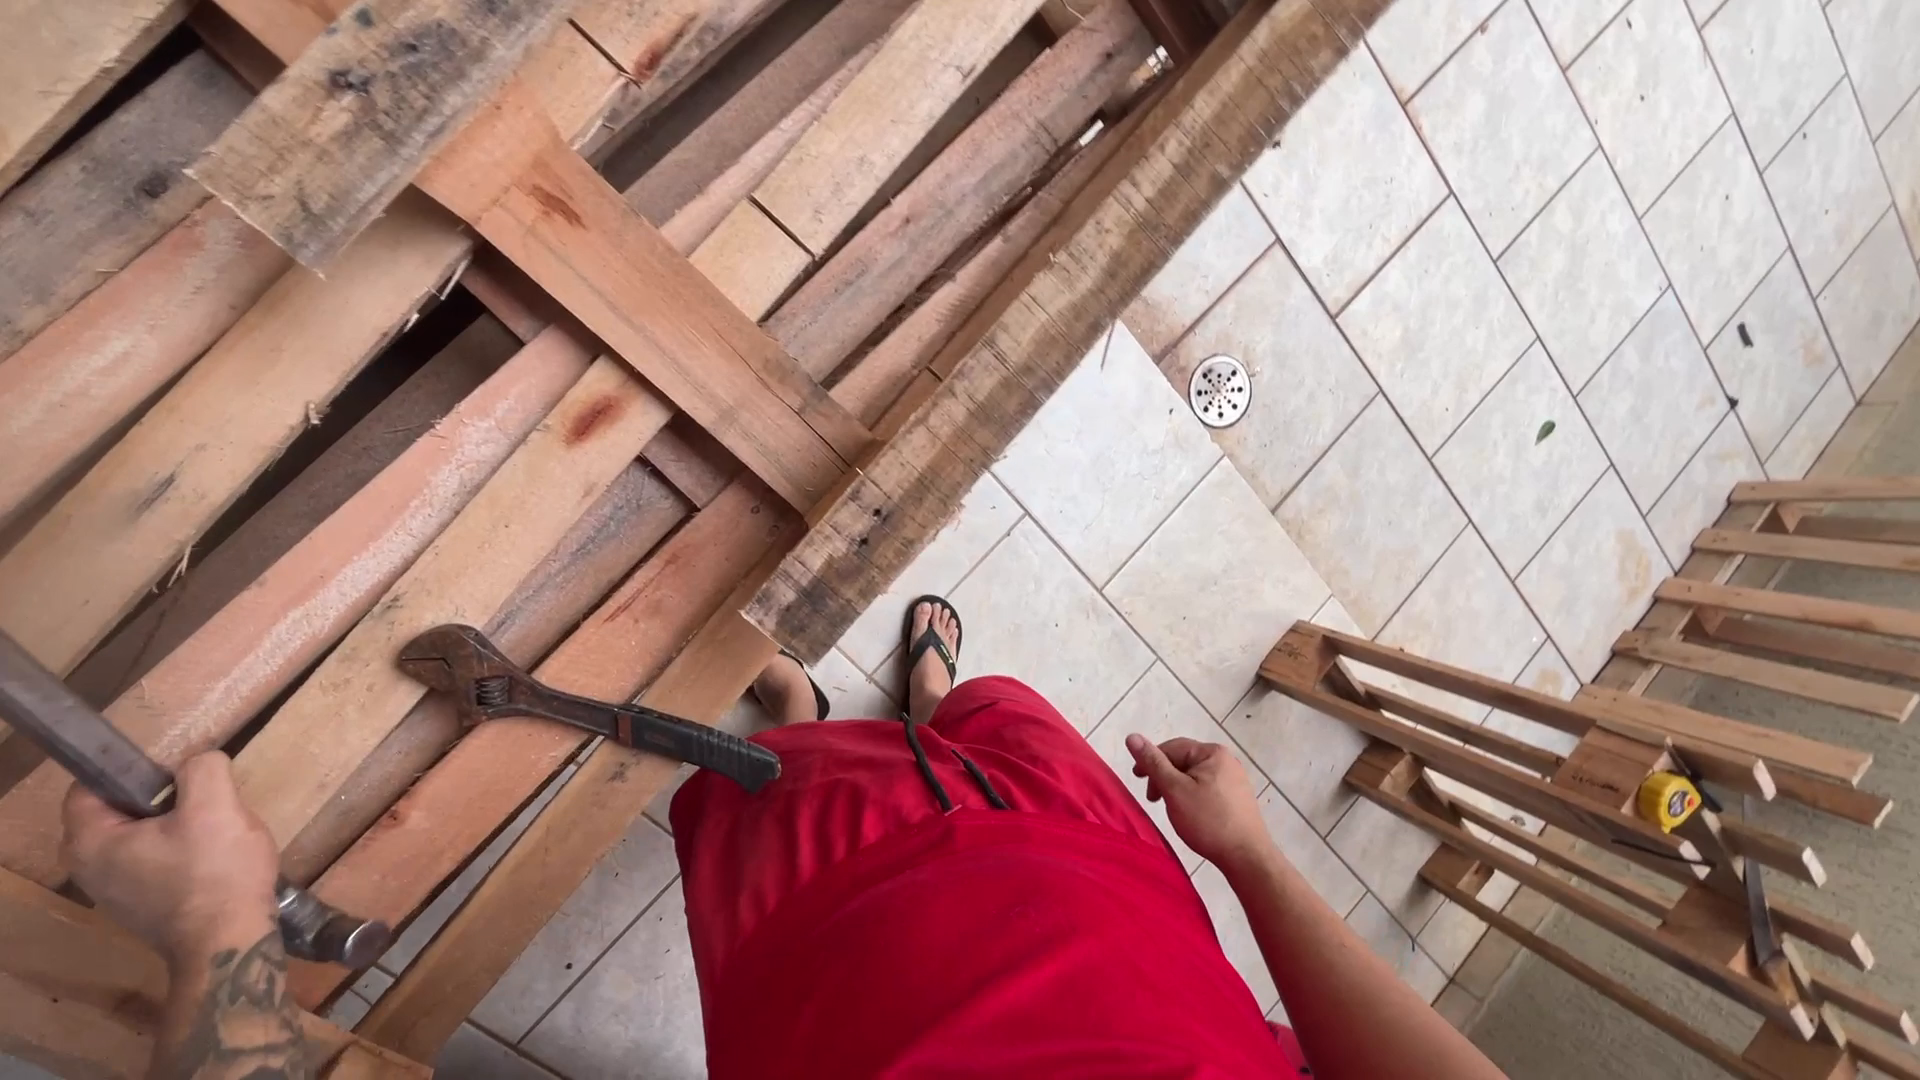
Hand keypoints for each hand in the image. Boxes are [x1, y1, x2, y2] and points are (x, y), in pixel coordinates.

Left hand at [62, 751, 279, 969]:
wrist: (226, 939)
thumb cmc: (215, 871)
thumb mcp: (217, 808)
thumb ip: (203, 771)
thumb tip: (199, 759)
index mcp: (91, 843)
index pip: (86, 790)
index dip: (127, 769)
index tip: (174, 765)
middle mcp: (89, 868)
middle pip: (115, 813)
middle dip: (158, 796)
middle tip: (204, 793)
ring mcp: (113, 891)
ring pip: (136, 837)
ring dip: (172, 822)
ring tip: (215, 821)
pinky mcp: (140, 904)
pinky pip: (151, 861)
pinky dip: (177, 847)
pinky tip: (213, 852)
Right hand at [1127, 734, 1271, 869]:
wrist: (1247, 858)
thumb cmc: (1209, 821)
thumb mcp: (1175, 790)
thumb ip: (1153, 763)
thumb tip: (1132, 737)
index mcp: (1212, 753)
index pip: (1172, 747)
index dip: (1151, 761)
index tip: (1138, 780)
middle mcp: (1226, 761)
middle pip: (1183, 761)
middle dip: (1164, 777)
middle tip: (1153, 800)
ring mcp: (1234, 780)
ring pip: (1194, 777)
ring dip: (1176, 789)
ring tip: (1171, 809)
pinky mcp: (1237, 799)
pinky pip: (1206, 789)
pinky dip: (1191, 797)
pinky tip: (1189, 814)